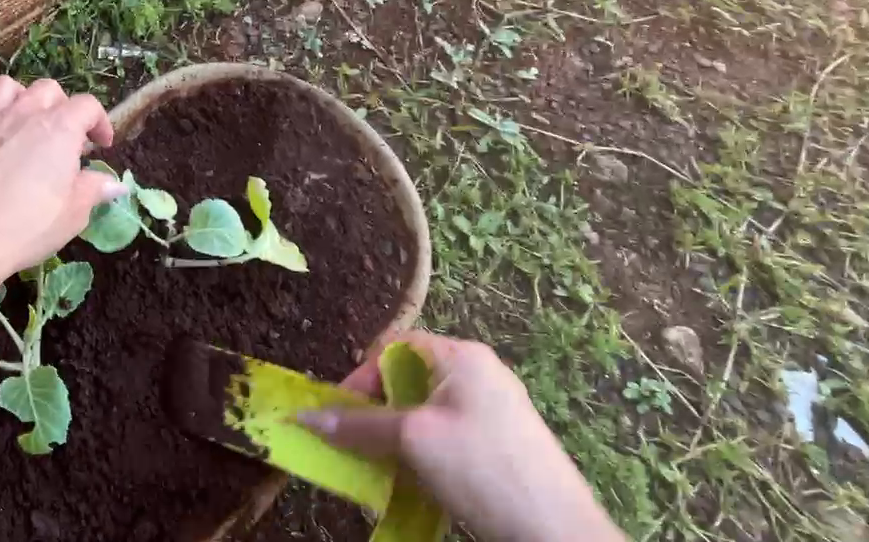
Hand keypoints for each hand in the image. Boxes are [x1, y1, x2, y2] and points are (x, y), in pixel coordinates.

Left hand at [0, 77, 126, 288]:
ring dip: (18, 97)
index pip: (87, 105)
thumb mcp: (73, 214)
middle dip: (61, 107)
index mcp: (58, 128)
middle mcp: (22, 114)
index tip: (100, 145)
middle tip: (63, 138)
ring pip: (4, 87)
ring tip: (23, 120)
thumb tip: (113, 183)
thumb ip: (93, 190)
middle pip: (47, 89)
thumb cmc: (28, 226)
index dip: (99, 122)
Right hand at [300, 332, 625, 541]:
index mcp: (461, 355)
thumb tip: (307, 417)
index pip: (392, 346)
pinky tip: (421, 481)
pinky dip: (428, 452)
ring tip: (388, 466)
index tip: (346, 412)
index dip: (362, 375)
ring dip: (400, 436)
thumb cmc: (482, 469)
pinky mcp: (507, 443)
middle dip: (379, 410)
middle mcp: (480, 372)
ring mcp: (498, 408)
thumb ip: (359, 425)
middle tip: (362, 441)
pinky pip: (451, 433)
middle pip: (408, 378)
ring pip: (428, 410)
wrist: (561, 537)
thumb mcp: (412, 441)